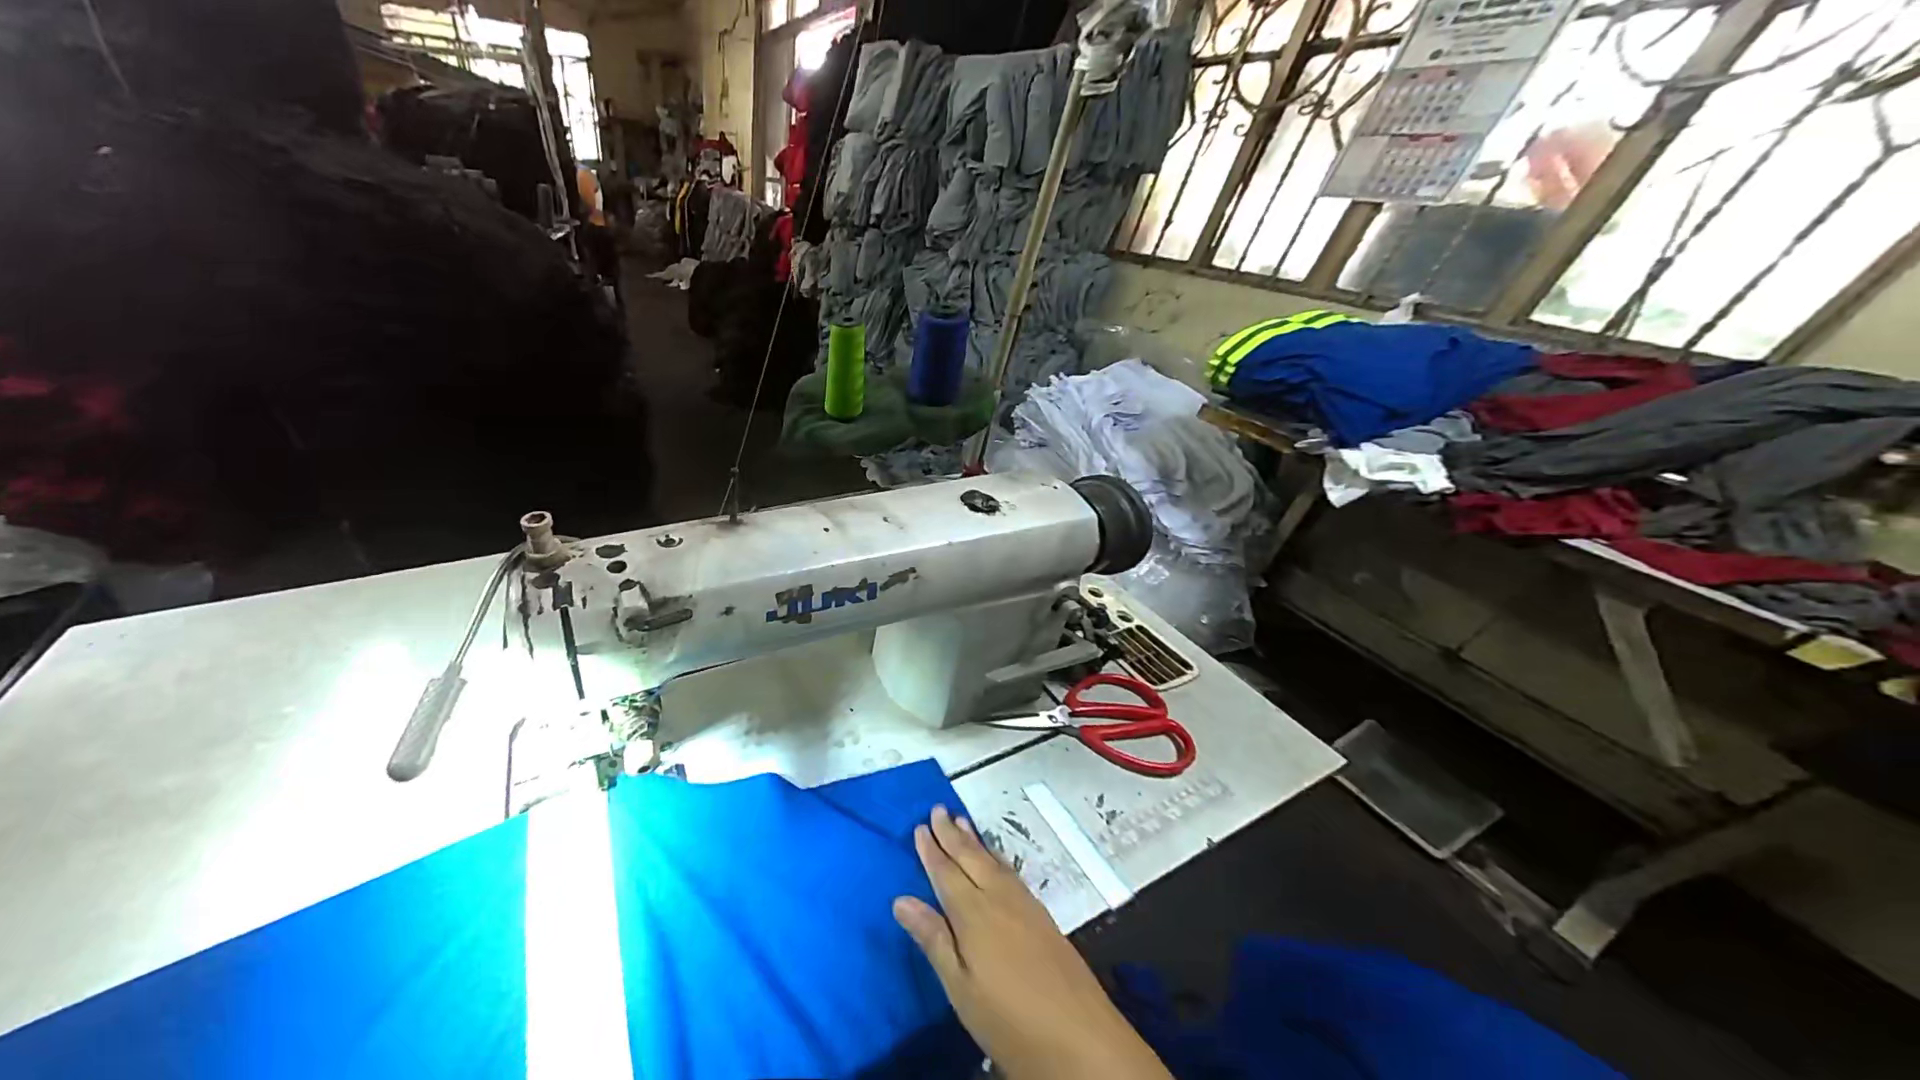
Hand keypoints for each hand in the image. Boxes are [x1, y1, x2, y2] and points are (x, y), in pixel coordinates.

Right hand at [893, 805, 1171, 1079]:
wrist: (1080, 1037)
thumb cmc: (1008, 1019)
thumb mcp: (960, 988)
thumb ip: (933, 939)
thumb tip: (902, 899)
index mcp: (973, 914)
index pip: (946, 874)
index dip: (931, 851)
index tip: (919, 827)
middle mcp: (999, 899)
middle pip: (971, 859)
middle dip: (952, 834)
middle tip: (937, 809)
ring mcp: (1024, 905)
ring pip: (993, 862)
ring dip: (974, 841)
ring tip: (961, 821)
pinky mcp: (1042, 916)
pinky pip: (1010, 872)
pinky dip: (996, 857)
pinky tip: (995, 860)